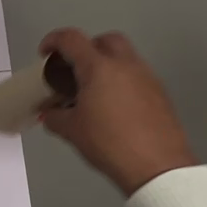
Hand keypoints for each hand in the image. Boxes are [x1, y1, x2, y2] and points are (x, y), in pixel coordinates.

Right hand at [37, 28, 197, 194]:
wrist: (157, 167)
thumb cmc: (108, 143)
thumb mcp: (72, 131)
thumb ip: (54, 116)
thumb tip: (49, 113)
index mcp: (99, 68)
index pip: (71, 39)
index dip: (53, 41)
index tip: (45, 54)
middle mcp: (125, 65)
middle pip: (104, 40)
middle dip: (87, 48)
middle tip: (75, 69)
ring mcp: (147, 77)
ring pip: (124, 57)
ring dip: (106, 65)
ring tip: (93, 91)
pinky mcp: (160, 93)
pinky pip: (137, 75)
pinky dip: (122, 81)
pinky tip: (114, 106)